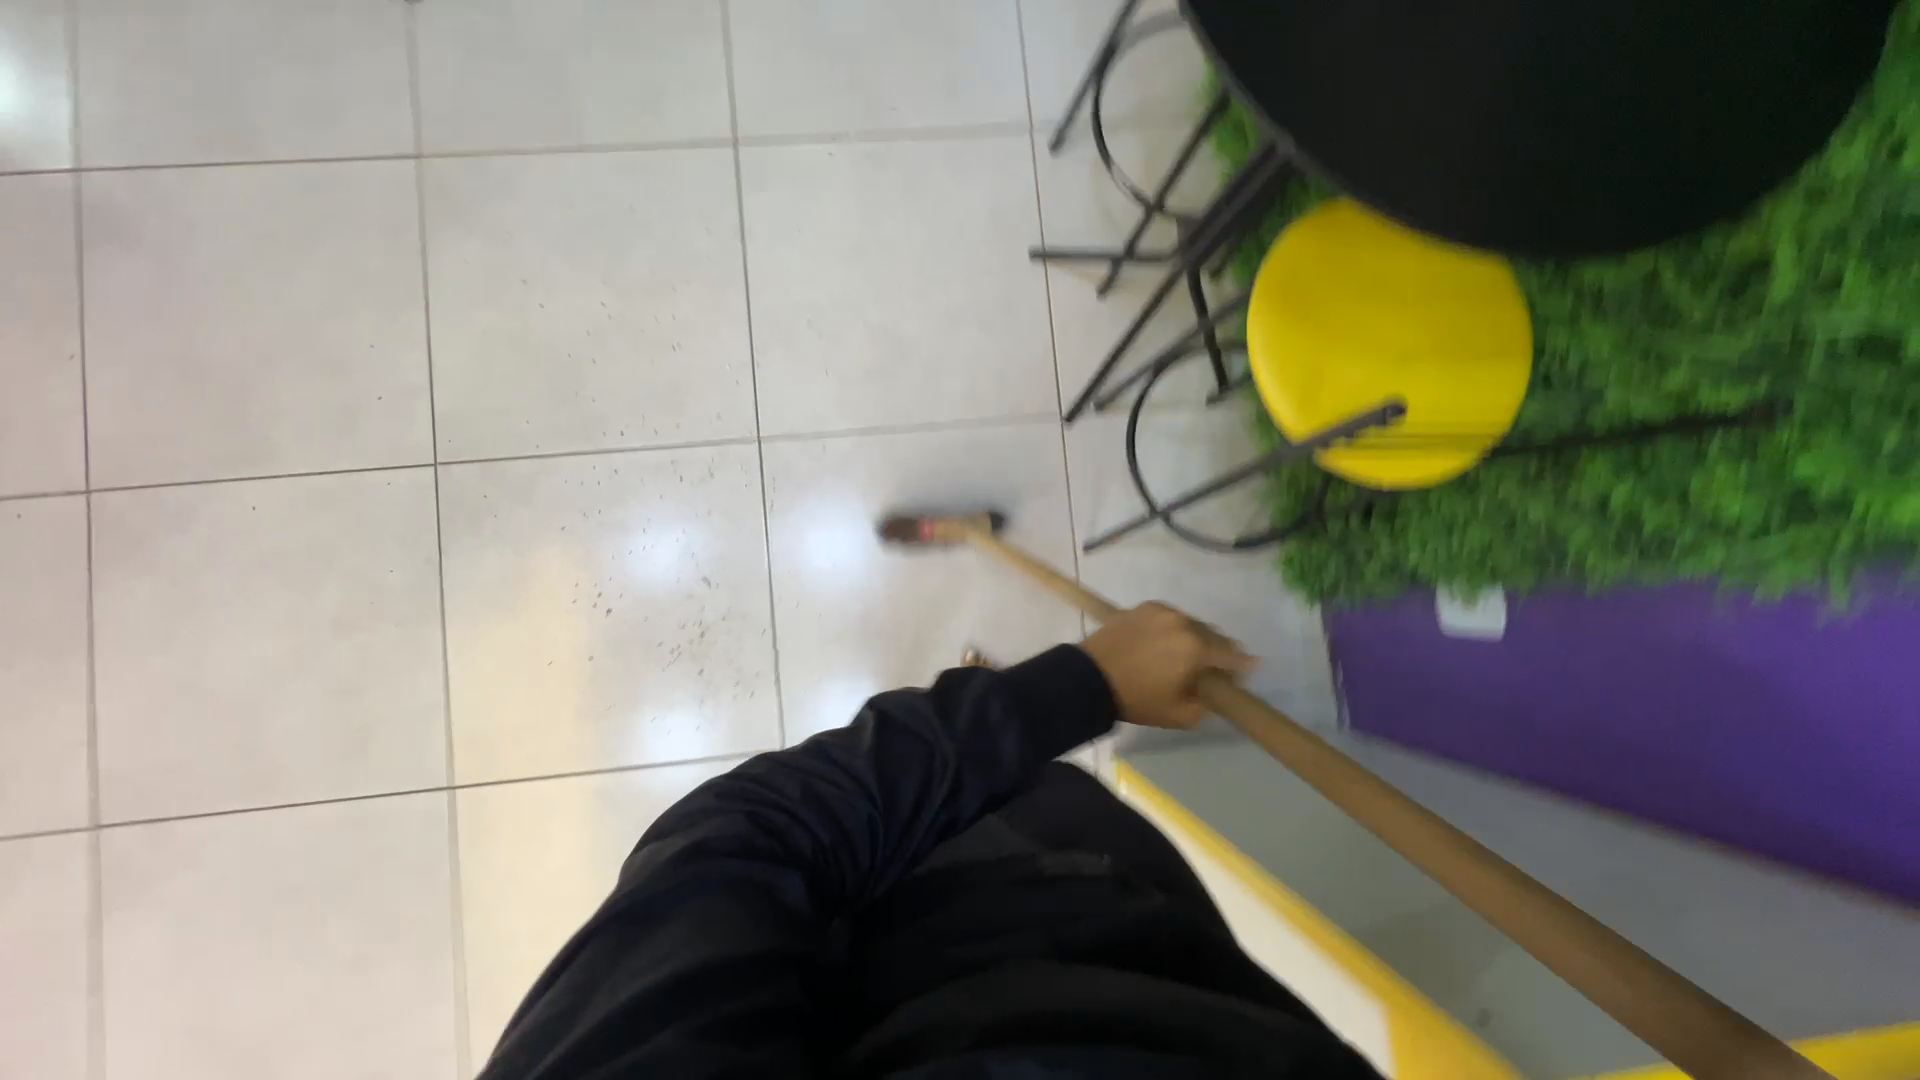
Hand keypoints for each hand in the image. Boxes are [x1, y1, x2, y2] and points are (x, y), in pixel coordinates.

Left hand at [1078, 602, 1257, 729]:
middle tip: (1217, 666)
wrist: (1090, 677)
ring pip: (1191, 623)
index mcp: (1196, 649)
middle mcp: (1183, 623)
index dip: (1244, 664)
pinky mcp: (1142, 607)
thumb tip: (1215, 693)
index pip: (1231, 656)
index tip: (1253, 667)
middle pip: (1213, 636)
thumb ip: (1206, 705)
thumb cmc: (1137, 698)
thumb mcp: (1178, 714)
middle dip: (1219, 650)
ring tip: (1189, 652)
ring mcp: (1162, 611)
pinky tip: (1167, 640)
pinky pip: (1169, 617)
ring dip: (1196, 637)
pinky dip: (1174, 628)